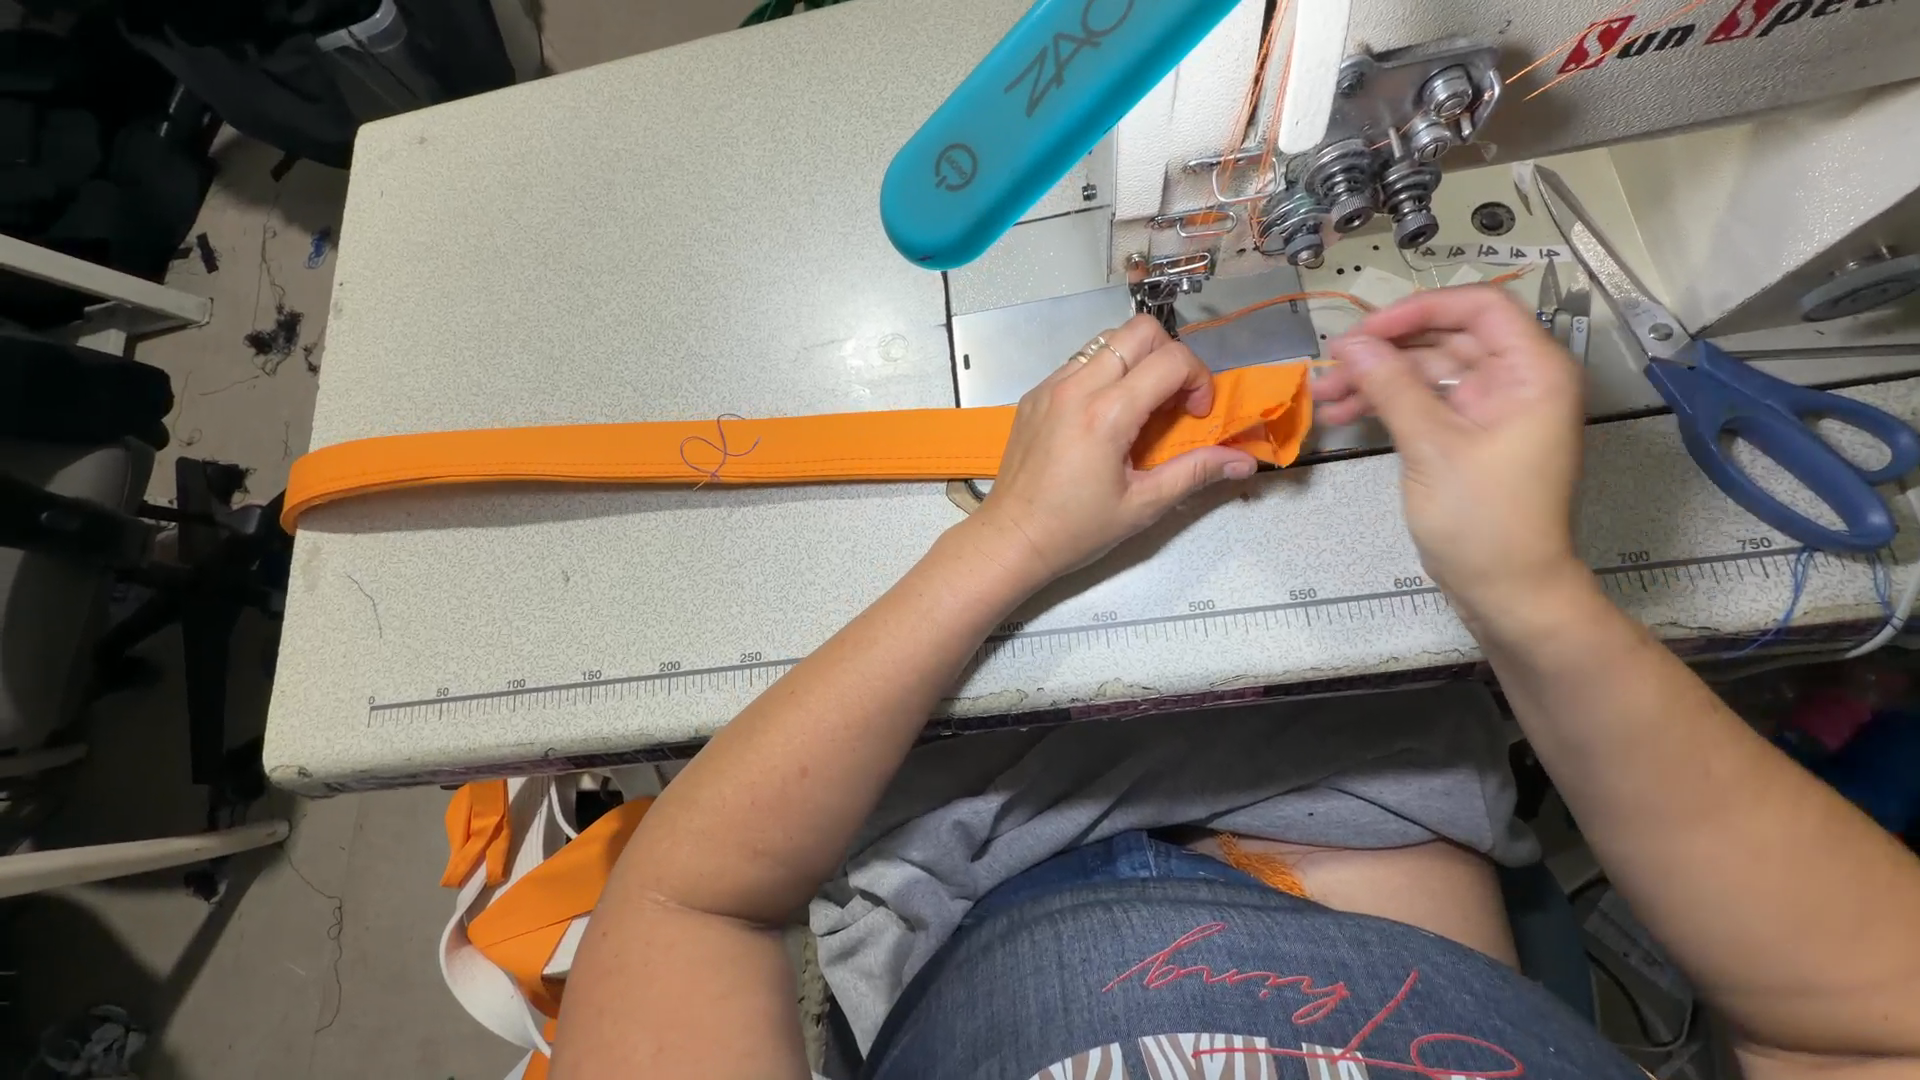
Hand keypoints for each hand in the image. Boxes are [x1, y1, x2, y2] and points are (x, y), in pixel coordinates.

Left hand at [965, 314, 1257, 586]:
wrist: (1011, 538)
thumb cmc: (1075, 530)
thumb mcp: (1142, 506)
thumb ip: (1195, 473)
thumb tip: (1244, 462)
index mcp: (1105, 414)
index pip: (1170, 359)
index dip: (1198, 380)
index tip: (1196, 415)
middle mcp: (1075, 387)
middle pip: (1139, 330)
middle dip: (1170, 355)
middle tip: (1173, 399)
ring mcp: (1049, 387)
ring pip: (1106, 341)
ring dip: (1136, 362)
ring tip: (1140, 407)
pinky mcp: (1034, 395)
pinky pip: (1079, 362)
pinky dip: (1104, 374)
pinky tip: (1105, 416)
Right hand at [1312, 286, 1588, 618]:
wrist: (1505, 587)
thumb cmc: (1483, 517)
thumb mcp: (1432, 446)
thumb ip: (1390, 386)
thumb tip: (1347, 343)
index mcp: (1532, 371)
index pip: (1477, 308)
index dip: (1416, 310)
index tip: (1361, 332)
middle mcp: (1514, 380)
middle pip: (1443, 339)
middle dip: (1383, 351)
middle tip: (1330, 367)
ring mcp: (1488, 409)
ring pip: (1424, 373)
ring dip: (1374, 381)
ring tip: (1324, 398)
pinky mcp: (1465, 436)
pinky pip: (1421, 403)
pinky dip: (1384, 406)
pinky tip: (1343, 416)